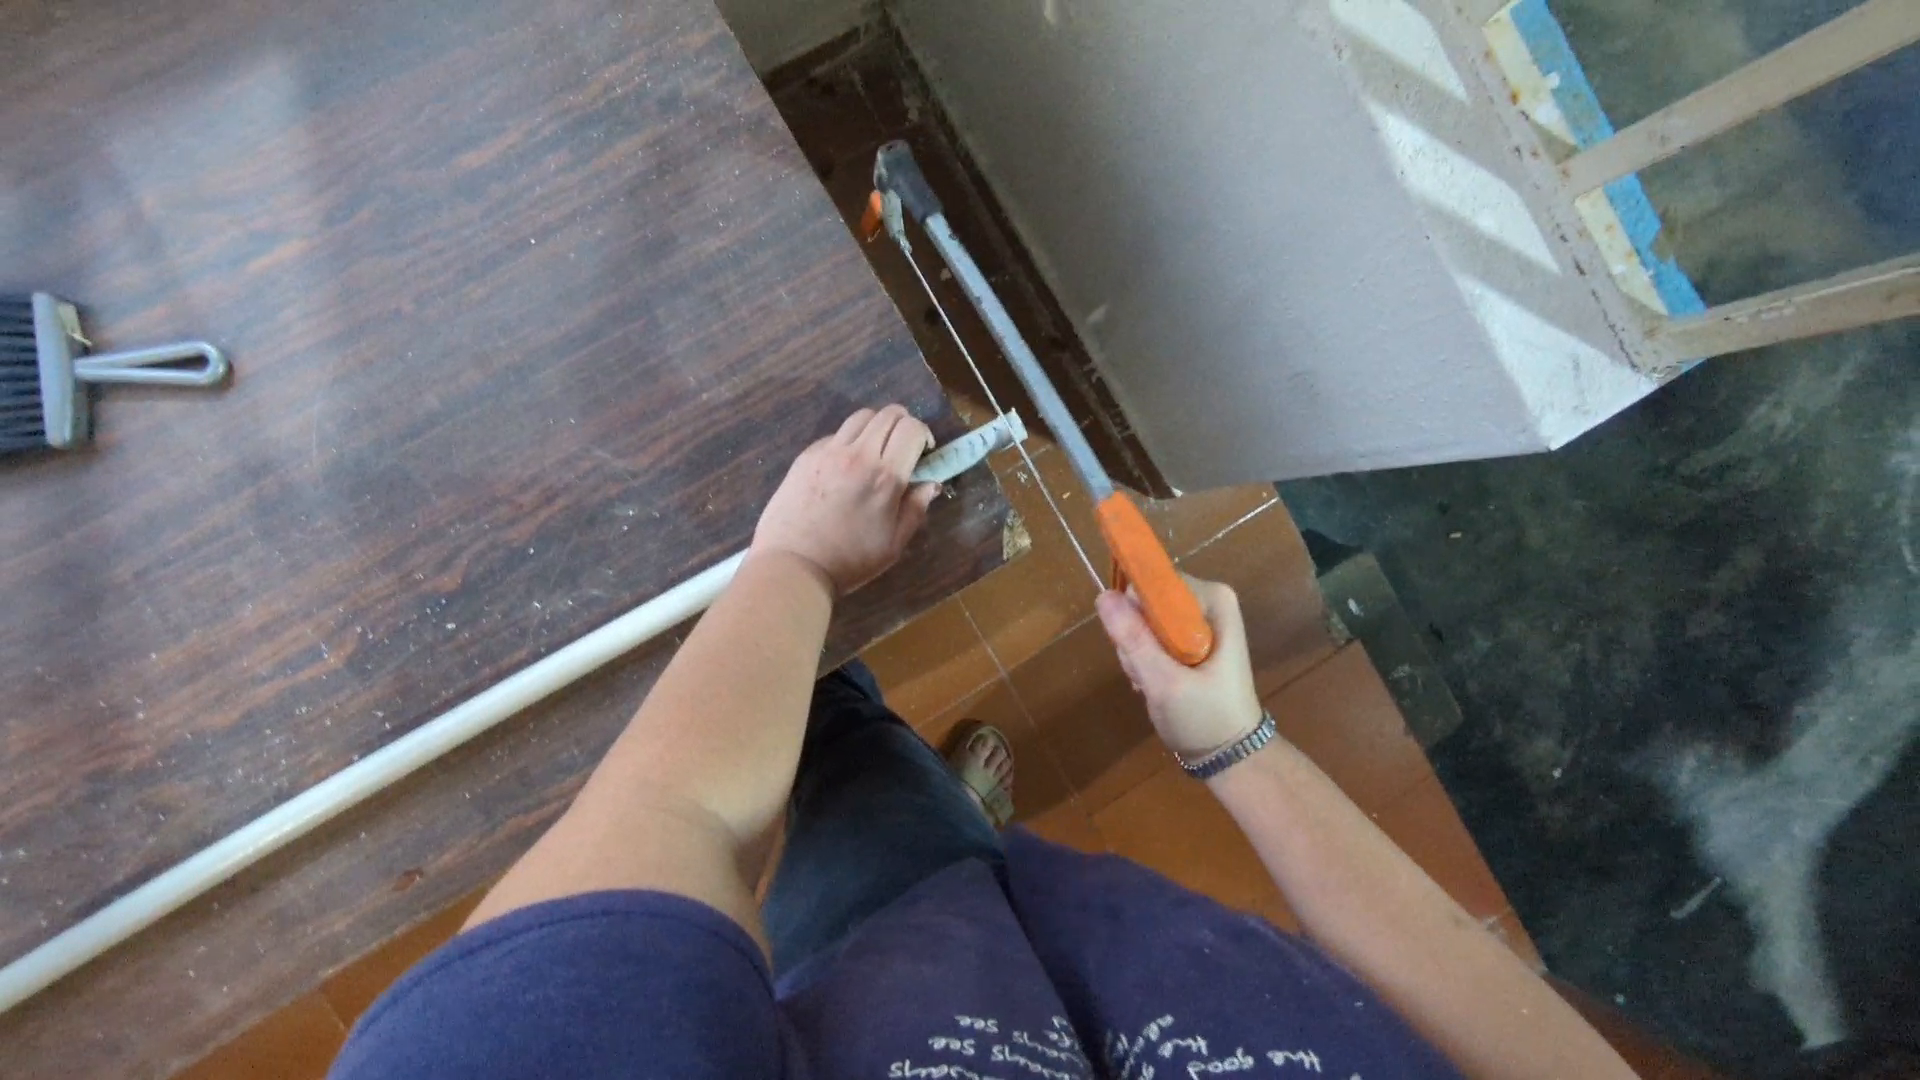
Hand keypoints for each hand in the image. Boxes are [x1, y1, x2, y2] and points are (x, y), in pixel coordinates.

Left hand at [751, 405, 940, 594]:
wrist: (793, 565)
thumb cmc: (849, 560)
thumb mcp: (894, 544)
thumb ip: (915, 509)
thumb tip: (931, 485)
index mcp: (885, 476)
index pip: (912, 429)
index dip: (923, 434)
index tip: (924, 452)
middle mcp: (858, 454)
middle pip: (888, 414)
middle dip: (904, 424)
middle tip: (904, 447)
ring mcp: (829, 452)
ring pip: (860, 417)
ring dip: (876, 426)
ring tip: (876, 450)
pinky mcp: (806, 456)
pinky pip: (835, 435)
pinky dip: (849, 441)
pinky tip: (845, 466)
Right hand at [1096, 577, 1264, 759]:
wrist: (1230, 755)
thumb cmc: (1205, 718)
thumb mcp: (1166, 682)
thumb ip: (1134, 639)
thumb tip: (1103, 596)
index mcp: (1214, 599)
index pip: (1153, 582)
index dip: (1137, 614)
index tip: (1140, 650)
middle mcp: (1206, 601)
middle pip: (1144, 602)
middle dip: (1137, 640)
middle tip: (1150, 674)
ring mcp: (1195, 620)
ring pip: (1141, 621)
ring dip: (1138, 655)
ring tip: (1154, 684)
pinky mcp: (1185, 638)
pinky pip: (1148, 636)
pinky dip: (1143, 661)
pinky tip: (1154, 684)